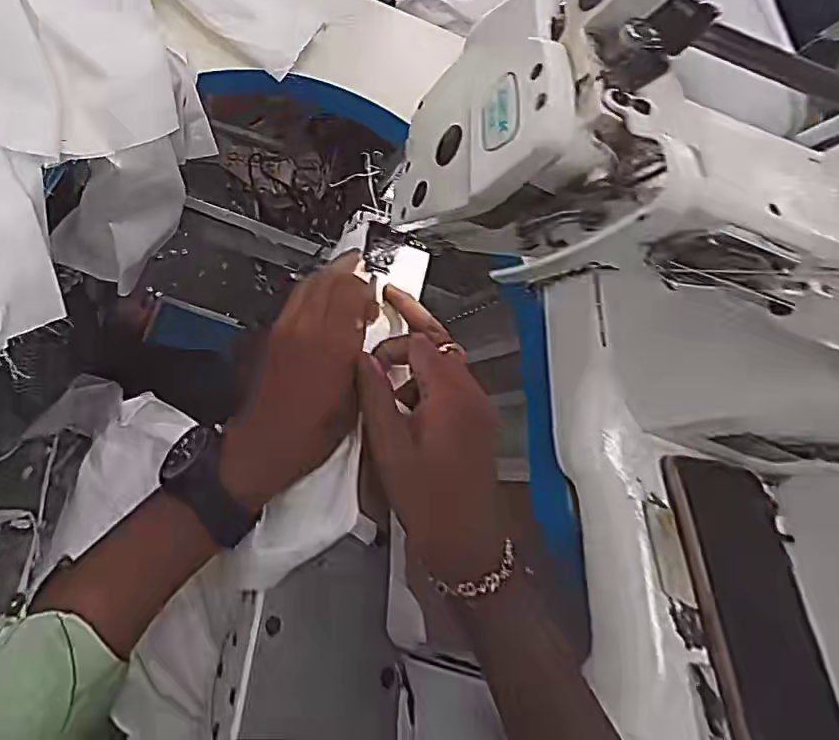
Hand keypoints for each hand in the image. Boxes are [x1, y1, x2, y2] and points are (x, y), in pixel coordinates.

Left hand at [220, 252, 377, 509]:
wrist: (263, 445)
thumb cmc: (308, 434)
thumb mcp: (353, 400)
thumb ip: (361, 359)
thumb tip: (365, 336)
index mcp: (333, 344)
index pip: (351, 290)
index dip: (365, 285)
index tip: (373, 294)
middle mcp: (306, 329)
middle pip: (328, 279)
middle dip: (347, 271)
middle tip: (359, 270)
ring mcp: (284, 330)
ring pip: (307, 285)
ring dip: (327, 278)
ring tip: (340, 279)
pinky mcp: (270, 336)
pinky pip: (293, 301)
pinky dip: (309, 293)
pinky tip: (317, 303)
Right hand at [356, 292, 506, 584]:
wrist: (466, 543)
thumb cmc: (430, 504)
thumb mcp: (390, 448)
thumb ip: (374, 398)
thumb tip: (361, 361)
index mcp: (451, 396)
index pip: (421, 345)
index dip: (391, 348)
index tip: (368, 364)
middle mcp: (470, 395)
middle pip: (441, 341)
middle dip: (415, 318)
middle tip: (392, 296)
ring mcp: (476, 408)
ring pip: (447, 361)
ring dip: (417, 357)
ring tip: (386, 370)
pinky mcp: (475, 421)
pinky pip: (450, 384)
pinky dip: (426, 380)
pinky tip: (403, 402)